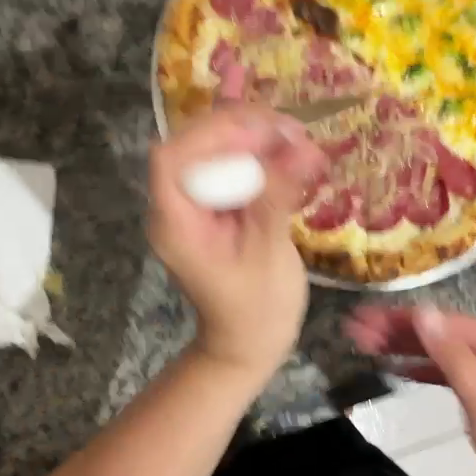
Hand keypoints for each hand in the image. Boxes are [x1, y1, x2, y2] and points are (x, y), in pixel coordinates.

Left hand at [150, 107, 326, 378]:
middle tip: (294, 133)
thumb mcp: (268, 255)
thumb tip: (302, 146)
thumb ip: (277, 197)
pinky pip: (233, 167)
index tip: (262, 134)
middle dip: (242, 130)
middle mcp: (178, 206)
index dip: (213, 135)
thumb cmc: (256, 312)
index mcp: (175, 222)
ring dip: (257, 139)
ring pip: (216, 150)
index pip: (173, 158)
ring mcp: (197, 205)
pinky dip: (262, 156)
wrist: (249, 345)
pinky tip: (294, 156)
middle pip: (195, 145)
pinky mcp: (217, 206)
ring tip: (300, 142)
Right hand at [345, 305, 475, 475]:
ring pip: (448, 355)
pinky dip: (428, 371)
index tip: (364, 318)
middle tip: (357, 331)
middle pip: (446, 334)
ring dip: (410, 349)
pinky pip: (455, 376)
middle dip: (401, 330)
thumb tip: (424, 314)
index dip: (402, 318)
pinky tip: (406, 372)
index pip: (445, 322)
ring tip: (370, 347)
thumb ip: (453, 358)